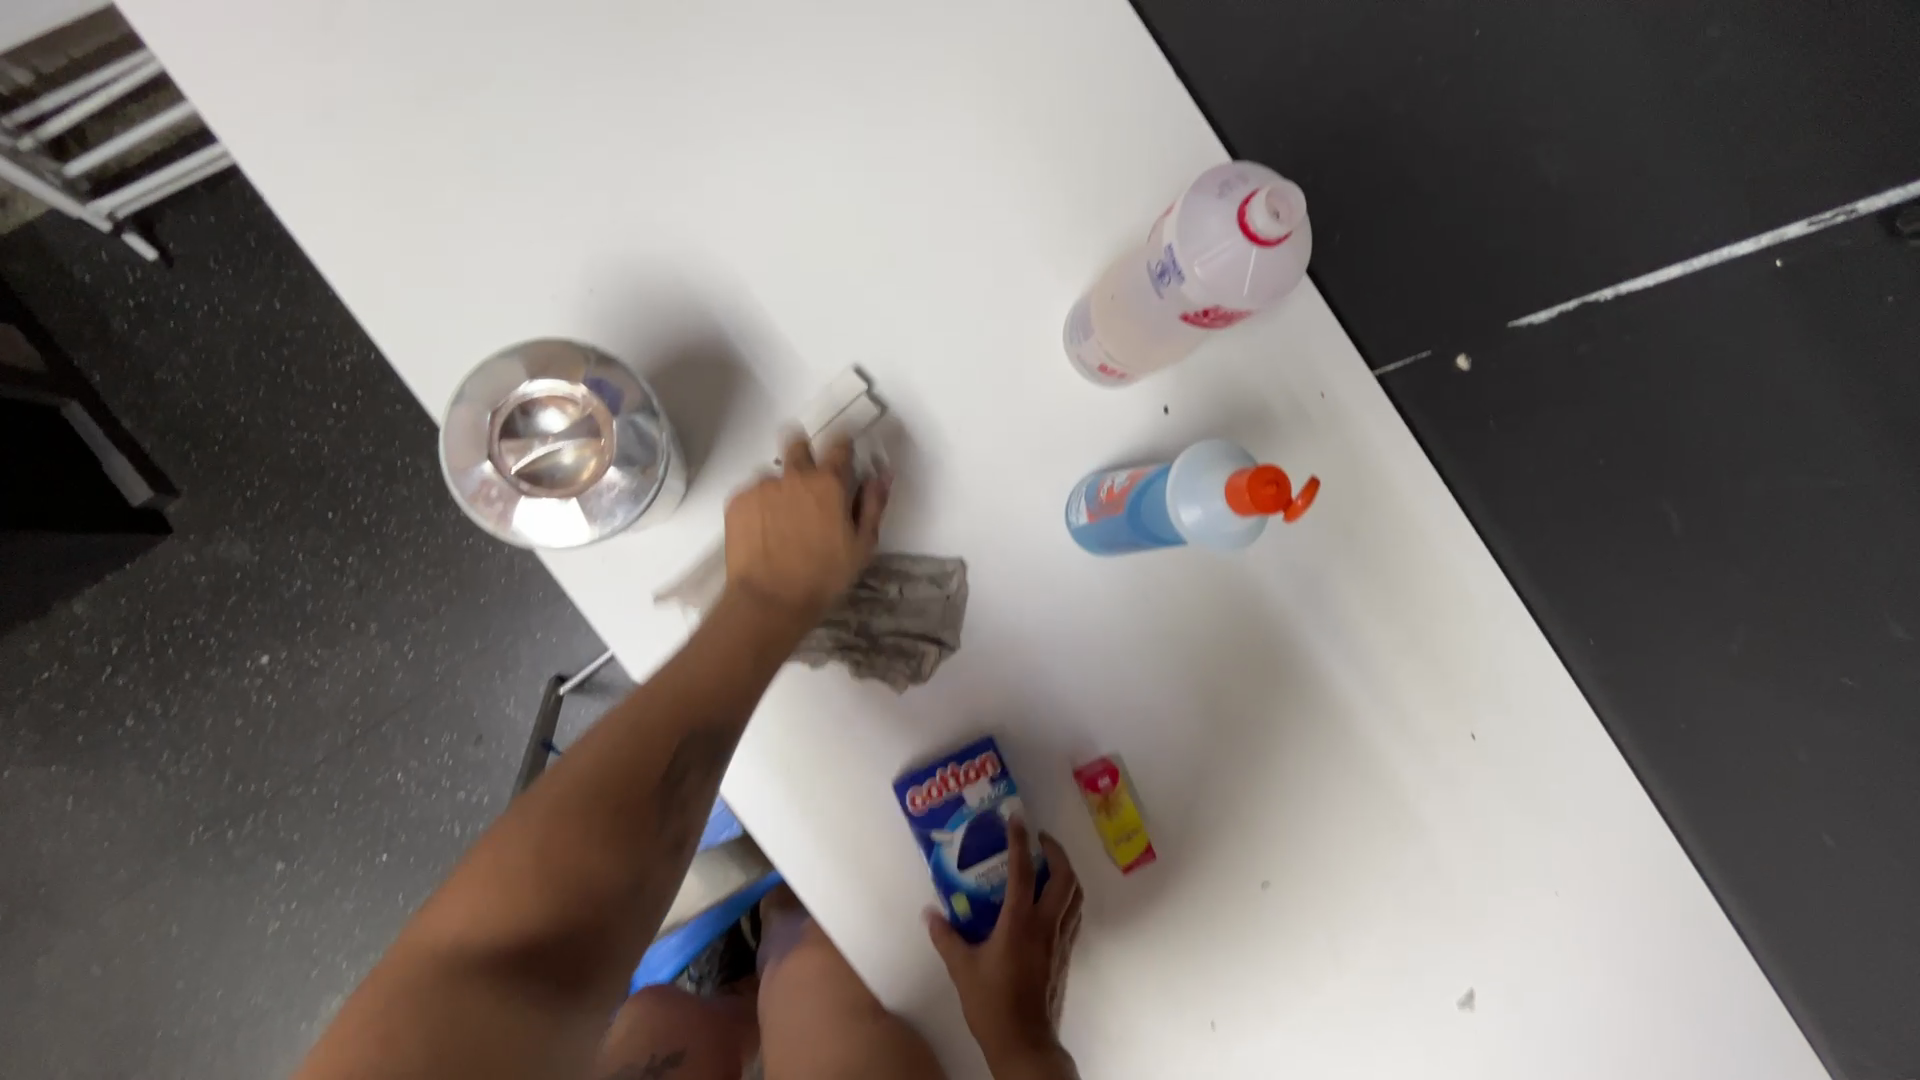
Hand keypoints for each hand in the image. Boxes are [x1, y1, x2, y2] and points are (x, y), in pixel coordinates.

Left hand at [723, 431, 888, 626]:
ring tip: (782, 523)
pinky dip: (760, 507)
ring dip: (780, 488)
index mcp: (829, 482)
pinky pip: (752, 494)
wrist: (769, 600)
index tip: (843, 458)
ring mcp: (761, 486)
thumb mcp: (862, 546)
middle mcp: (793, 475)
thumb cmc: (824, 577)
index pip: (839, 444)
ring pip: (773, 475)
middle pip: (797, 444)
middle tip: (808, 486)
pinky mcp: (737, 501)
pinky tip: (764, 534)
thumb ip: (873, 504)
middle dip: (804, 454)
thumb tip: (882, 474)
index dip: (843, 448)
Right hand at [927, 818, 1083, 1074]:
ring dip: (1067, 873)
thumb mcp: (961, 969)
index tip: (1016, 818)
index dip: (1020, 841)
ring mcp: (1061, 940)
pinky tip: (1052, 900)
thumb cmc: (992, 1004)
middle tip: (1040, 839)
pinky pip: (1075, 915)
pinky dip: (1068, 897)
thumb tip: (929, 912)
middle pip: (1065, 877)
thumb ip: (946, 937)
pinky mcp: (1067, 956)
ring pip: (1076, 896)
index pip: (1023, 870)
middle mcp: (1046, 925)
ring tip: (1050, 864)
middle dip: (1056, 851)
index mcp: (1020, 922)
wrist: (1025, 1043)